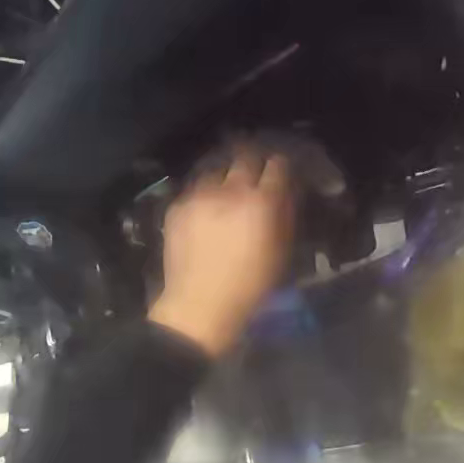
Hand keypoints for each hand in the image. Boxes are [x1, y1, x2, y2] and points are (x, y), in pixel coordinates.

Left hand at [148, 144, 295, 357]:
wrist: (198, 305)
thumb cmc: (249, 286)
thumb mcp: (280, 253)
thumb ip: (285, 215)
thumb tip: (285, 192)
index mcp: (261, 202)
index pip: (277, 165)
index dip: (281, 165)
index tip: (280, 171)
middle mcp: (230, 190)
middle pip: (244, 157)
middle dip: (253, 161)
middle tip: (255, 171)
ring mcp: (199, 195)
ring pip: (215, 168)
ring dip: (225, 173)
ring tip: (227, 184)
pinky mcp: (177, 206)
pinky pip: (194, 187)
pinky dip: (203, 191)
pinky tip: (206, 204)